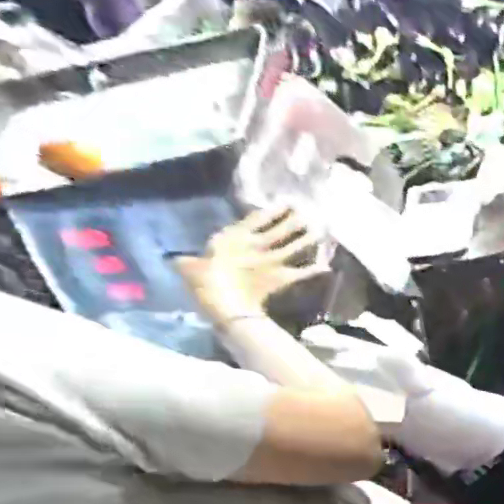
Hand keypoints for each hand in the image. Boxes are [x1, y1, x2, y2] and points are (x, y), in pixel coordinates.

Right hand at [175, 206, 327, 322]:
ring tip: (321, 231)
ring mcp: (273, 261)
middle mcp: (257, 245)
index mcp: (234, 236)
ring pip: (295, 247)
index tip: (287, 203)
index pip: (258, 218)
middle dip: (296, 221)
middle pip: (282, 230)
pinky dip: (315, 269)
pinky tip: (327, 266)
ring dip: (308, 239)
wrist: (224, 300)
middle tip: (310, 214)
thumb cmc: (202, 280)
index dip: (274, 211)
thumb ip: (189, 259)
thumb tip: (176, 260)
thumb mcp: (189, 265)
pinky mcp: (283, 278)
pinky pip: (303, 272)